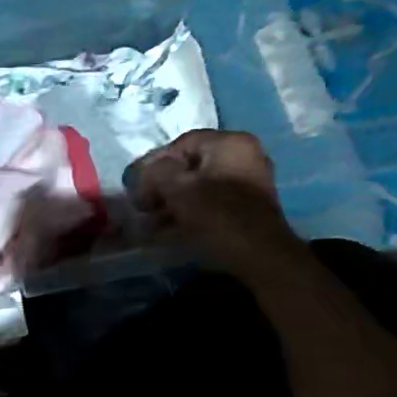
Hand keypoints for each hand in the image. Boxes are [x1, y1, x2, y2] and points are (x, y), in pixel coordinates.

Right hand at [124, 129, 304, 279]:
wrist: (258, 253)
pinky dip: (190, 208)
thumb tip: (148, 170)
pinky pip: (212, 197)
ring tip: (153, 220)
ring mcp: (250, 178)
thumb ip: (156, 171)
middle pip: (190, 164)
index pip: (180, 144)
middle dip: (162, 184)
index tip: (138, 187)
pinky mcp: (248, 202)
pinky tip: (171, 226)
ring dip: (173, 199)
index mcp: (230, 143)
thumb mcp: (177, 189)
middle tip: (144, 205)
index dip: (154, 164)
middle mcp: (244, 154)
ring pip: (200, 182)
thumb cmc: (216, 215)